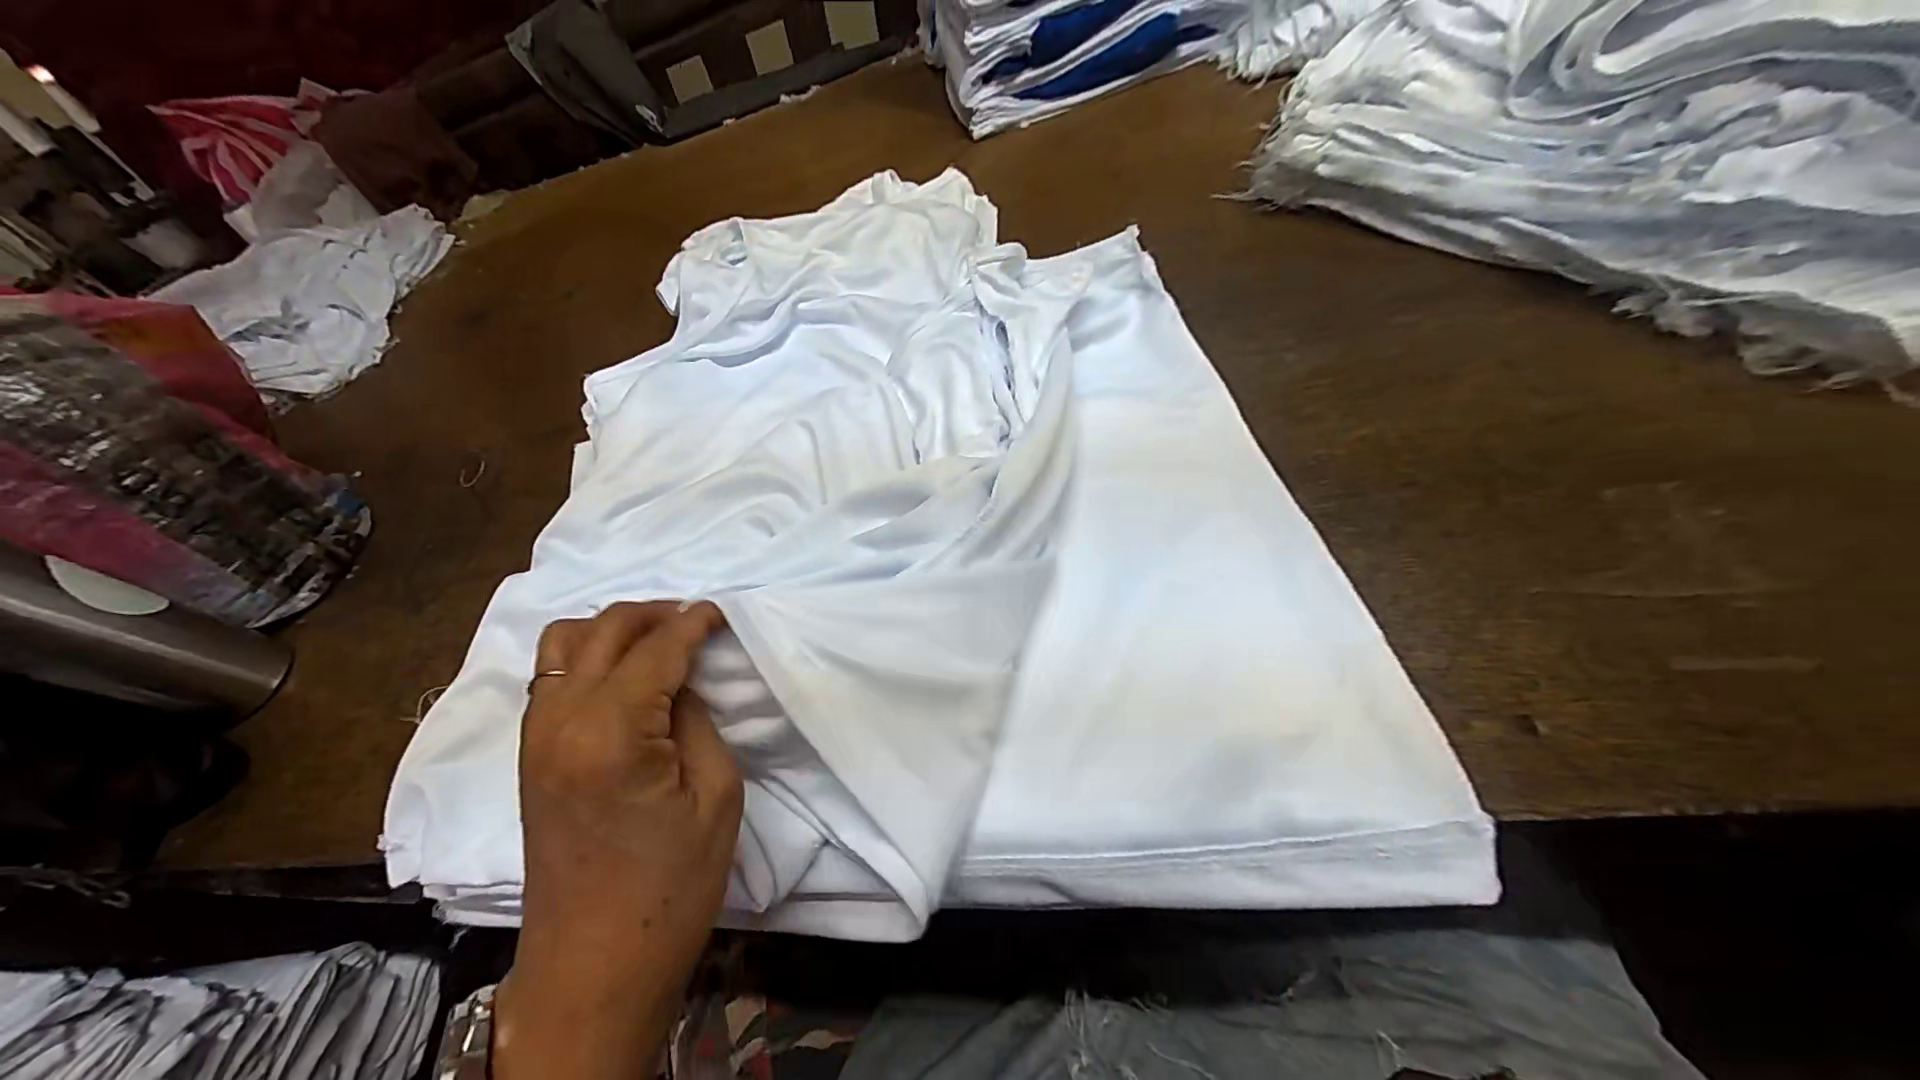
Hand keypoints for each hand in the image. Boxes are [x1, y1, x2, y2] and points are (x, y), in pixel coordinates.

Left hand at [493, 600, 740, 1079]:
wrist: (594, 964)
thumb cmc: (670, 887)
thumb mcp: (715, 797)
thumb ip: (696, 722)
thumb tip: (681, 683)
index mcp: (611, 732)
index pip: (655, 648)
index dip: (693, 623)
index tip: (722, 613)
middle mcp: (560, 721)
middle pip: (602, 630)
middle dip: (653, 614)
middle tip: (695, 622)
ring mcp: (535, 737)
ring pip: (562, 643)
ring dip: (613, 630)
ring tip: (657, 642)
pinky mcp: (528, 755)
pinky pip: (551, 677)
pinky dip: (587, 656)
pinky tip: (623, 674)